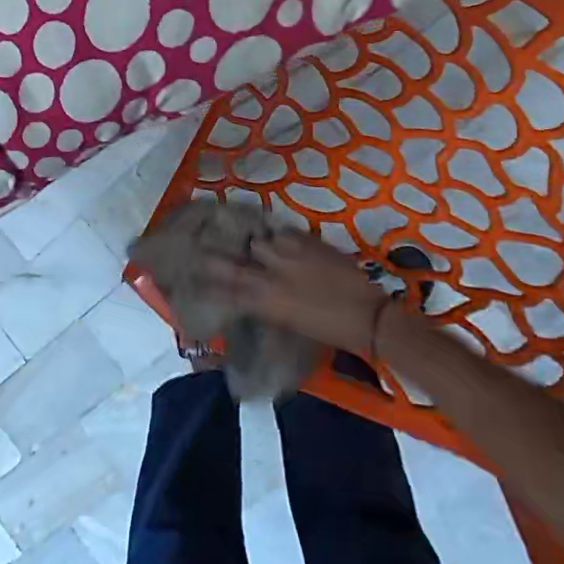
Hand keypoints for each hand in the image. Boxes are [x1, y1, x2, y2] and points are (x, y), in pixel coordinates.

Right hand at [202, 233, 385, 352]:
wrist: (369, 318)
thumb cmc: (329, 329)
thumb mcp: (289, 321)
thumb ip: (266, 303)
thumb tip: (250, 294)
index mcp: (265, 300)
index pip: (225, 288)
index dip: (208, 281)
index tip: (195, 275)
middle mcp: (272, 274)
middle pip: (235, 259)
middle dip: (221, 255)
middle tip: (210, 250)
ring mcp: (290, 255)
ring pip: (261, 242)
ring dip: (259, 246)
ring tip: (260, 248)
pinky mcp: (309, 243)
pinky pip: (286, 233)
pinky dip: (282, 238)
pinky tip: (284, 241)